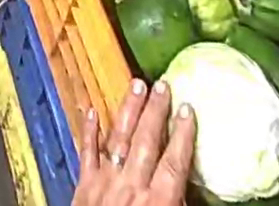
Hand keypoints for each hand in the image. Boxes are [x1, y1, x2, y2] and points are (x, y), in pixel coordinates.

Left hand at [74, 79, 195, 205]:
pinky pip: (87, 152)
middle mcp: (131, 187)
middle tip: (162, 84)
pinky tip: (91, 109)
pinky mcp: (84, 186)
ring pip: (118, 138)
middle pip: (147, 142)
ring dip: (127, 111)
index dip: (182, 136)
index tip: (188, 109)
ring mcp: (105, 183)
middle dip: (155, 112)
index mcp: (158, 204)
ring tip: (135, 85)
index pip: (174, 163)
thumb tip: (194, 193)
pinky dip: (89, 130)